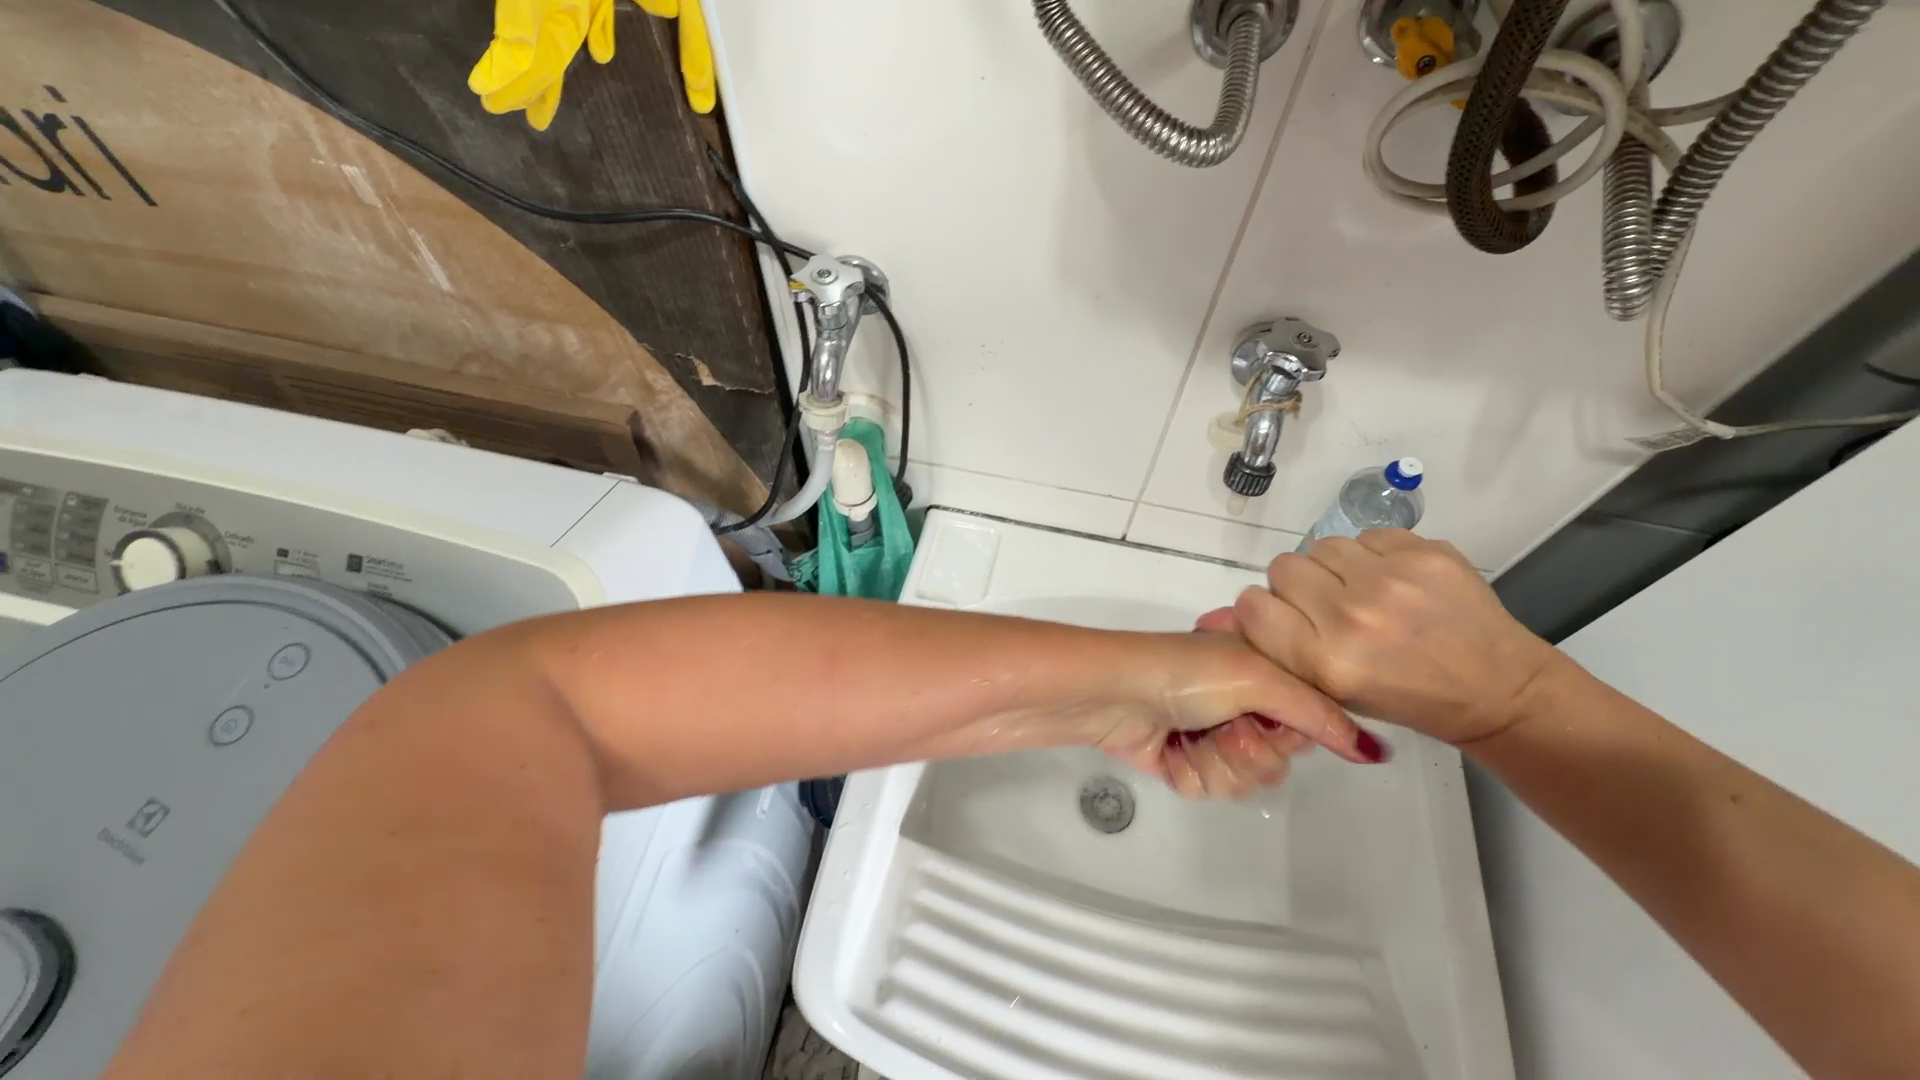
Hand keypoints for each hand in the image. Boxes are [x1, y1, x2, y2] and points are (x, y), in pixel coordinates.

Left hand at [1068, 628, 1380, 799]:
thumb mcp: (1256, 676)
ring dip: (1223, 763)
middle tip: (1227, 728)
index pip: (1310, 722)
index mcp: (1261, 672)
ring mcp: (1210, 735)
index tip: (1271, 721)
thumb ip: (1317, 713)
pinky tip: (1174, 752)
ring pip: (1248, 780)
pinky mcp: (1182, 764)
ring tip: (1194, 736)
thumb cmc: (1183, 673)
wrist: (1110, 692)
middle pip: (1280, 757)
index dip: (1295, 731)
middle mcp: (1240, 703)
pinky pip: (1212, 790)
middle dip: (1254, 750)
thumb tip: (1376, 751)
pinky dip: (1195, 773)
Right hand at [1225, 529, 1561, 745]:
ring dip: (1336, 567)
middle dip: (1300, 586)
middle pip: (1283, 568)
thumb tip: (1210, 618)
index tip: (1287, 620)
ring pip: (1324, 546)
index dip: (1264, 611)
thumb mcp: (1330, 691)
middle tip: (1329, 607)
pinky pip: (1368, 535)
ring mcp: (1391, 580)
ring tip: (1365, 592)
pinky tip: (1396, 582)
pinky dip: (1375, 555)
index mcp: (1326, 662)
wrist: (1495, 688)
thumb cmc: (1404, 698)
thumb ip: (1273, 650)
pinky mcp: (1425, 554)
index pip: (1253, 607)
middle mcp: (1352, 617)